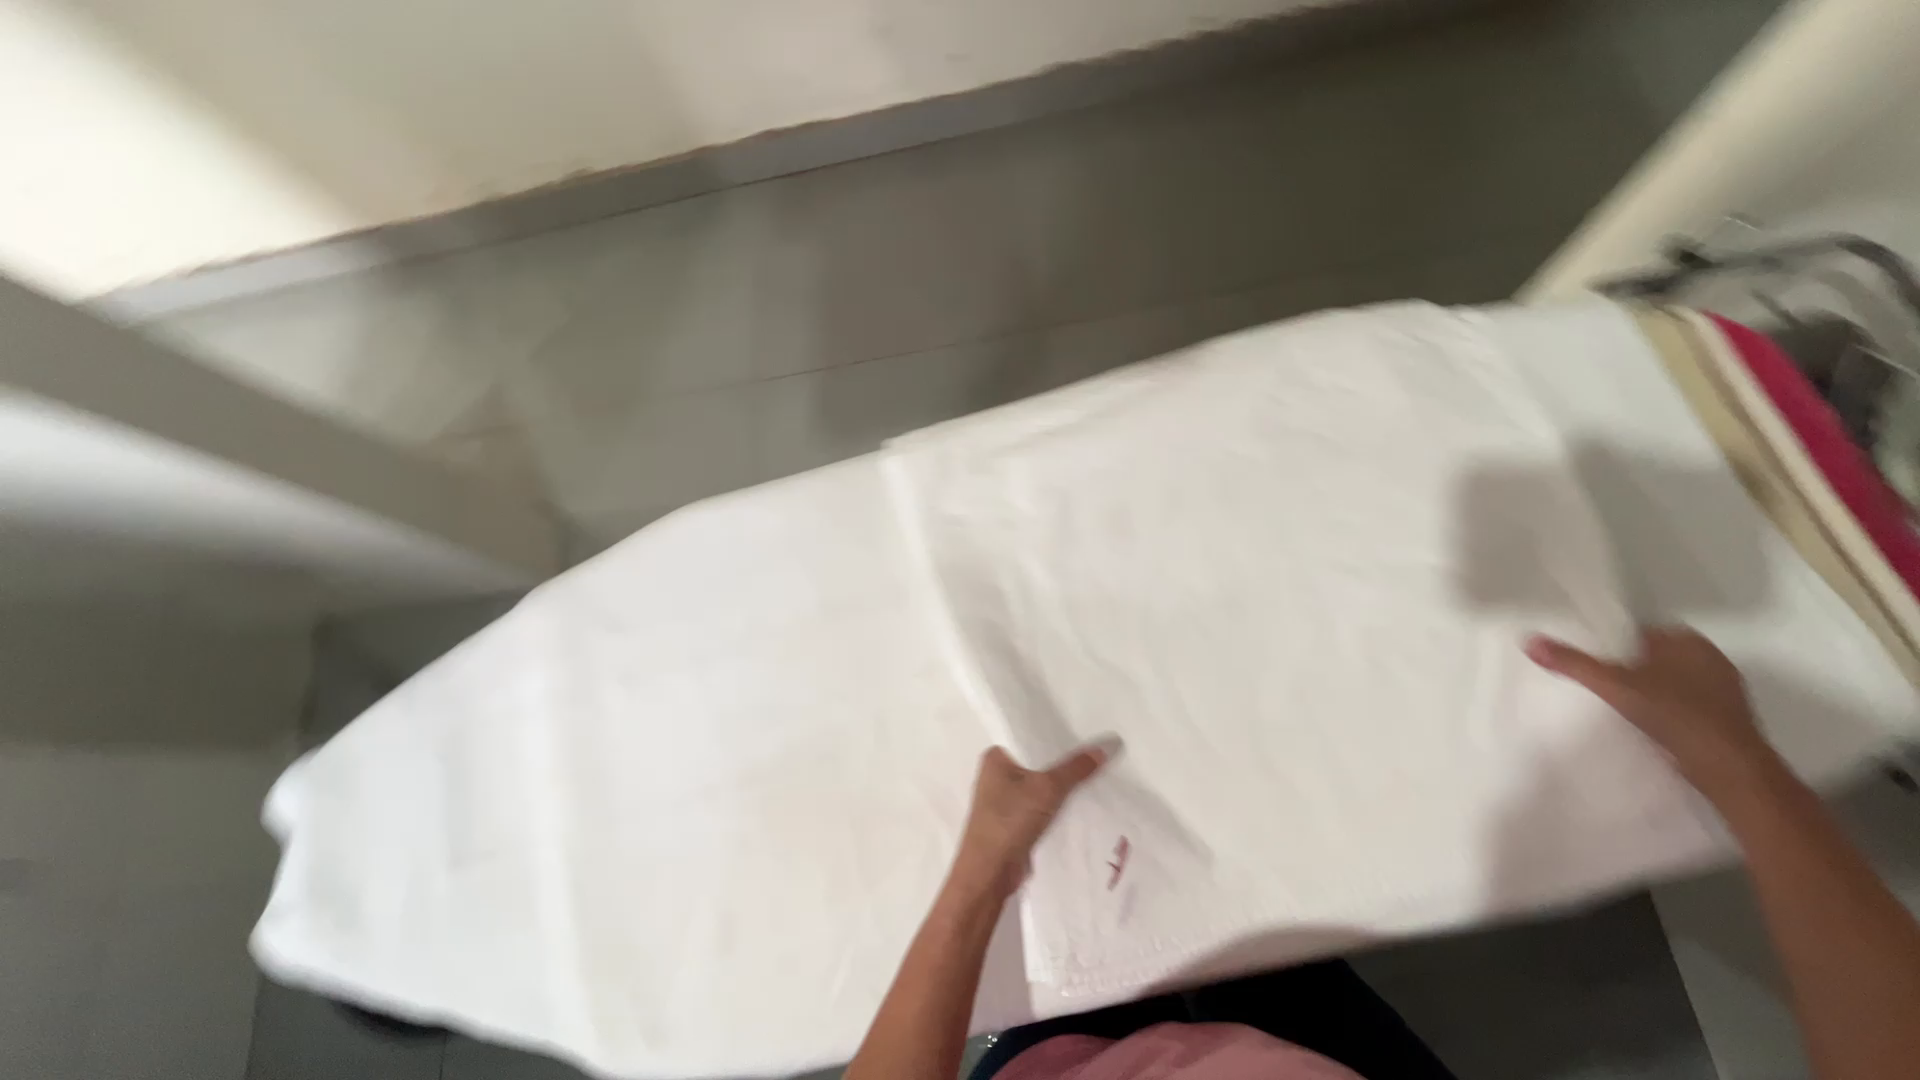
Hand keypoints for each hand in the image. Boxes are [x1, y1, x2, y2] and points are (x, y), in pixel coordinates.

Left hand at [952, 744, 1108, 898]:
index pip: (1031, 736)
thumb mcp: (1047, 788)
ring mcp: (1007, 800)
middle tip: (1102, 750)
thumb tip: (1109, 744)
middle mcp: (999, 774)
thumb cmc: (1009, 821)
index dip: (1058, 733)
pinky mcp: (1017, 822)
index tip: (1089, 728)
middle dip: (1067, 761)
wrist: (990, 874)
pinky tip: (1087, 801)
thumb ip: (1077, 767)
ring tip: (1102, 772)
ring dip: (1066, 785)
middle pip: (1040, 762)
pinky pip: (1045, 806)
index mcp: (996, 757)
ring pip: (1044, 786)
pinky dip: (1061, 805)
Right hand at [1526, 626, 1779, 795]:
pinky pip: (1688, 701)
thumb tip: (1528, 640)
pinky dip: (1668, 708)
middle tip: (1603, 684)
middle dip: (1632, 666)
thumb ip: (1572, 663)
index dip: (1615, 645)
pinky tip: (1650, 723)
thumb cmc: (1673, 715)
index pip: (1641, 631)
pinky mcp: (1728, 716)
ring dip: (1651, 688)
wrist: (1727, 766)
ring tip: (1622, 705)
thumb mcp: (1612, 686)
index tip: (1595, 662)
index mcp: (1688, 641)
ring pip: (1673, 679)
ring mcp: (1724, 688)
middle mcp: (1711, 657)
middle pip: (1656, 655)